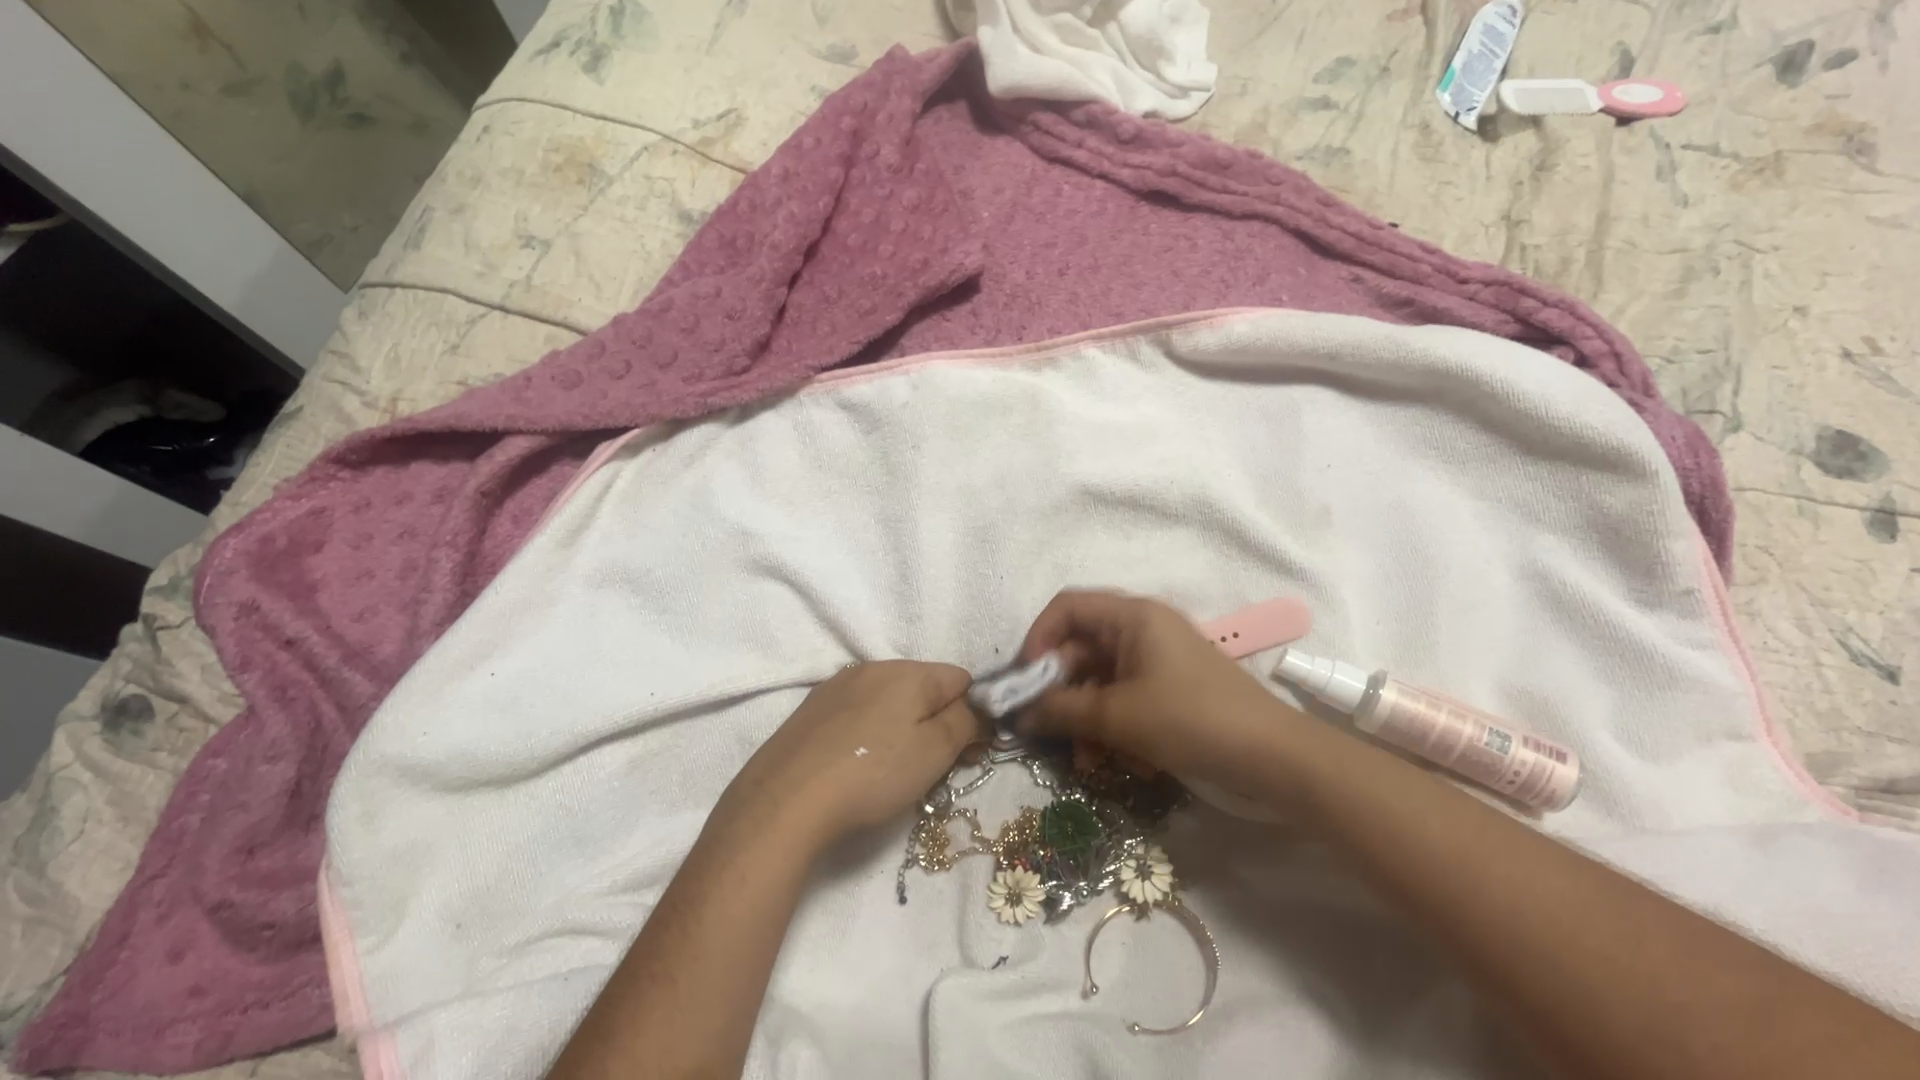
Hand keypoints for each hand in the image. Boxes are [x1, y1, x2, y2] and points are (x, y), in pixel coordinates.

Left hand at [717, 661, 982, 849]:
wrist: (785, 800)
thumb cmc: (872, 774)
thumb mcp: (935, 751)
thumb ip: (966, 722)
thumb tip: (978, 708)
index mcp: (907, 671)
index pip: (961, 679)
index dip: (975, 715)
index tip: (971, 754)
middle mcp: (872, 668)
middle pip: (924, 689)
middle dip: (939, 723)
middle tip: (938, 769)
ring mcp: (836, 687)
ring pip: (890, 702)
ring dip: (905, 730)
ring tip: (897, 772)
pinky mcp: (811, 712)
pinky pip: (859, 715)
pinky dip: (871, 735)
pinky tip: (860, 767)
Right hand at [1017, 590, 1303, 790]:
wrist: (1273, 758)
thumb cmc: (1190, 720)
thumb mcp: (1117, 716)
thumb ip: (1060, 710)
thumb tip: (1018, 713)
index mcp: (1132, 616)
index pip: (1067, 607)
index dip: (1037, 639)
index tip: (1024, 683)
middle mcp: (1144, 630)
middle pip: (1081, 649)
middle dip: (1062, 694)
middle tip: (1049, 733)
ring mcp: (1160, 663)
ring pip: (1102, 683)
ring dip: (1087, 722)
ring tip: (1090, 763)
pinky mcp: (1173, 694)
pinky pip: (1127, 702)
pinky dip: (1118, 731)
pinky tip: (1128, 766)